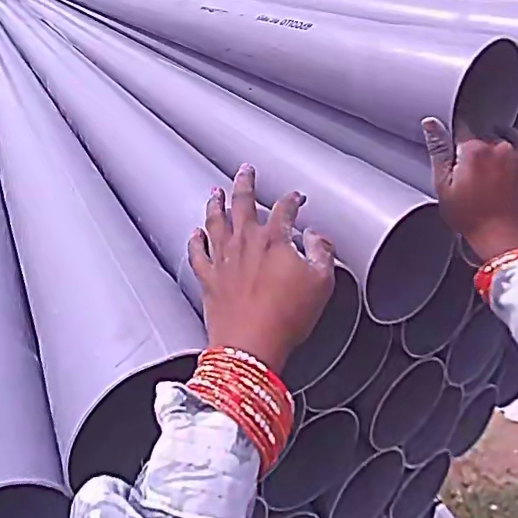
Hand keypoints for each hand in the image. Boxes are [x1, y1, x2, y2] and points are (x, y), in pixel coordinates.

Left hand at [188, 165, 335, 374]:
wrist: (250, 346)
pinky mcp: (208, 278)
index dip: (293, 200)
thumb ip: (323, 252)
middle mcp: (245, 242)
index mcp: (274, 240)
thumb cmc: (286, 317)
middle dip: (245, 183)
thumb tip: (318, 237)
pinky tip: (195, 233)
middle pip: (243, 202)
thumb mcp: (322, 283)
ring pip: (215, 221)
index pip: (285, 209)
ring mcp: (223, 259)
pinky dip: (195, 240)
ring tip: (215, 192)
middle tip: (245, 170)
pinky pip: (197, 252)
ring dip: (215, 203)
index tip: (297, 198)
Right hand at [423, 117, 517, 260]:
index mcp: (472, 150)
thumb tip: (431, 124)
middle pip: (478, 138)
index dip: (453, 145)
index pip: (459, 129)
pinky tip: (500, 167)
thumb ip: (438, 151)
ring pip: (496, 142)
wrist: (504, 237)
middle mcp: (496, 146)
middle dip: (471, 152)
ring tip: (485, 179)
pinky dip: (508, 150)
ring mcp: (515, 154)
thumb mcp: (443, 186)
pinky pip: (517, 144)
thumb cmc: (472, 217)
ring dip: (490, 153)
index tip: (453, 159)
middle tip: (466, 176)